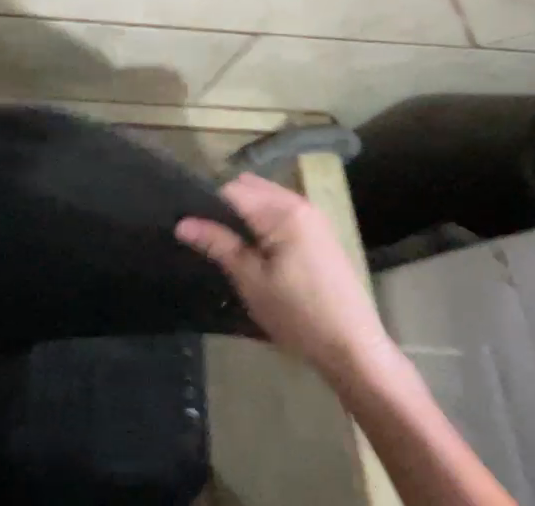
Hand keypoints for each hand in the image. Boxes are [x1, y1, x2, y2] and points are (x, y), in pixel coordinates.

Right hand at [177, 173, 396, 382]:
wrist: (353, 347)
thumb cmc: (299, 315)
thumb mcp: (251, 281)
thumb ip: (218, 244)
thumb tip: (182, 223)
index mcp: (283, 212)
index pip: (231, 191)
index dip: (206, 206)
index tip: (189, 228)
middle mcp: (299, 203)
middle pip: (249, 187)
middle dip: (225, 206)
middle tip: (208, 238)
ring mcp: (313, 216)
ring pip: (265, 198)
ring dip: (244, 213)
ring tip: (228, 245)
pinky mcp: (319, 232)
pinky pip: (281, 211)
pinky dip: (263, 221)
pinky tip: (255, 250)